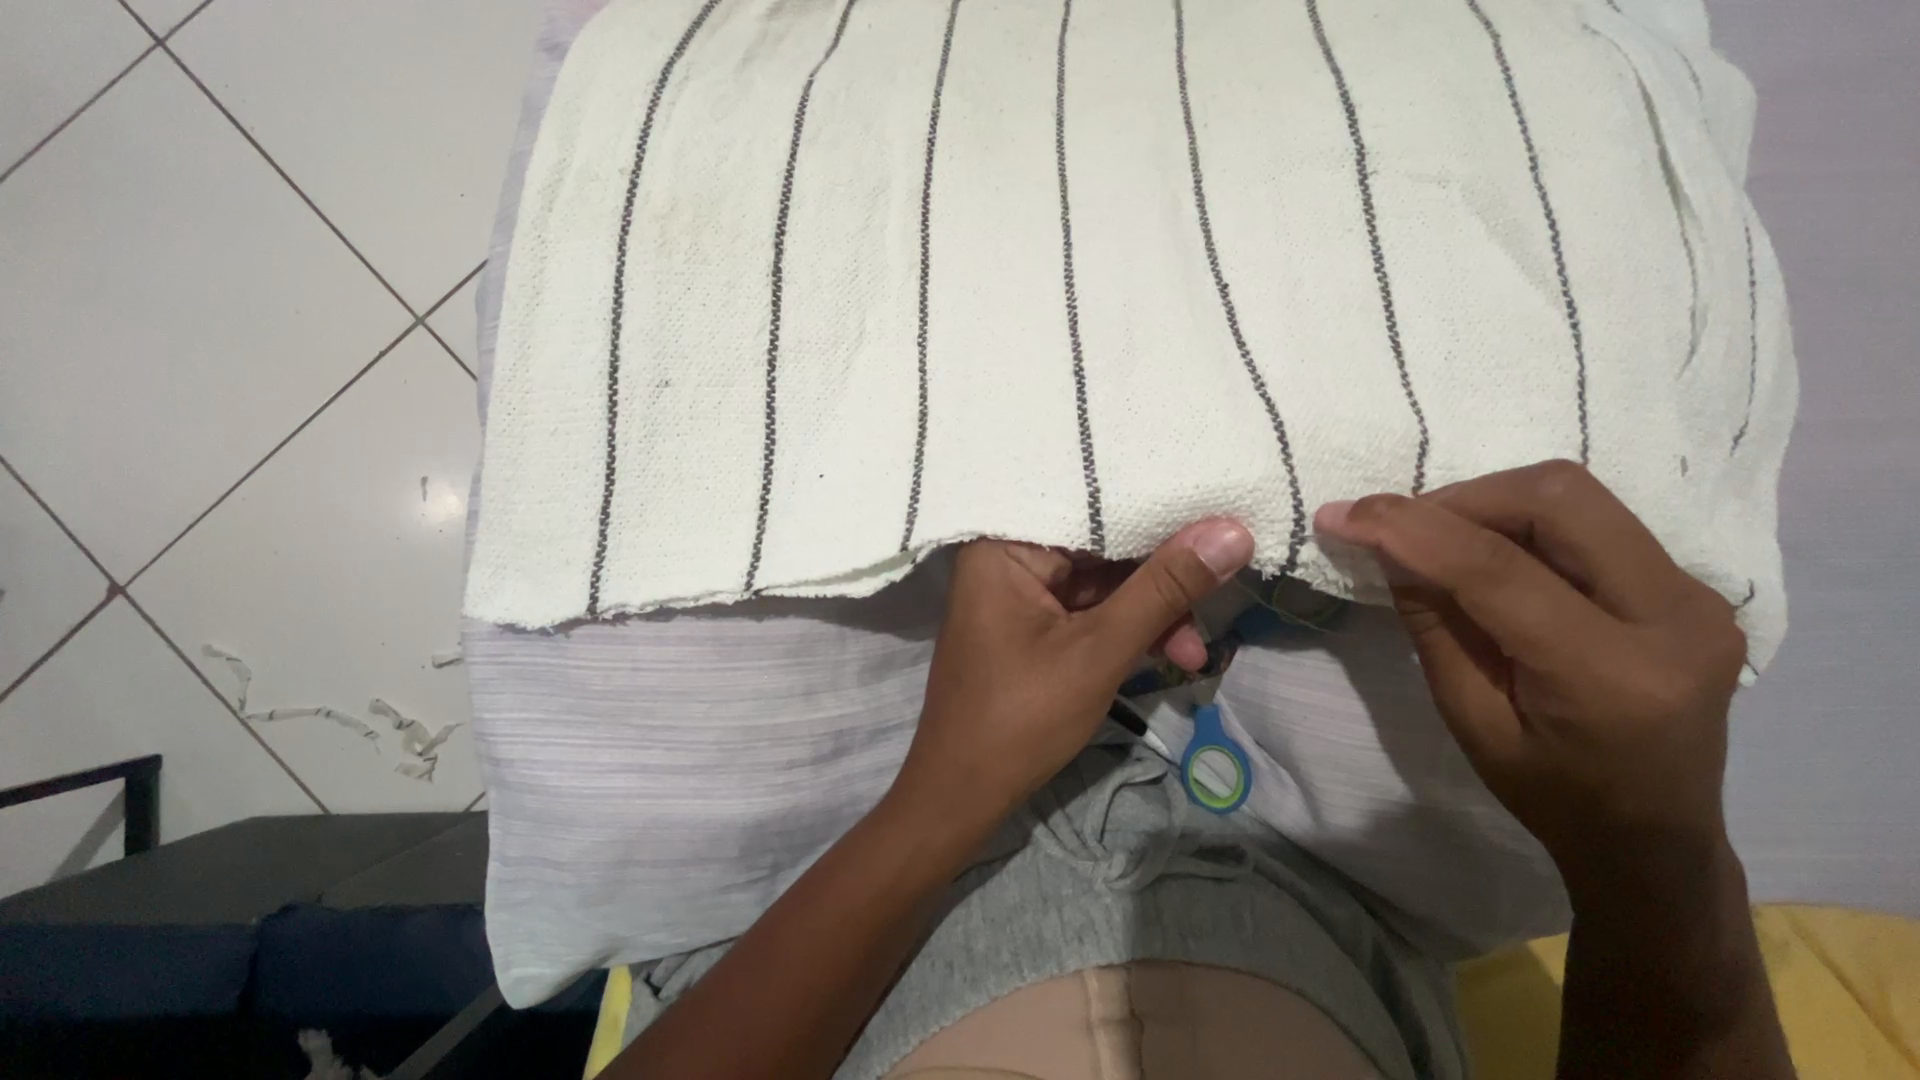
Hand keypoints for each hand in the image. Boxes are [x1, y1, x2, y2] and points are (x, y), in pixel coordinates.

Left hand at [891, 520, 1254, 824]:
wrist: (962, 794)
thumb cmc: (1020, 718)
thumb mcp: (1099, 650)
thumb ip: (1165, 589)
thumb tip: (1234, 531)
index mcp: (1005, 544)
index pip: (1095, 507)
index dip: (1162, 513)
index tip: (1224, 518)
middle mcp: (1007, 555)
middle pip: (1102, 545)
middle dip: (1163, 579)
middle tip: (1224, 589)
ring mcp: (1018, 592)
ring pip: (1103, 582)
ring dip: (1152, 613)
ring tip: (1194, 650)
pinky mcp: (1031, 624)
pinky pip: (1090, 610)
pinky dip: (1127, 630)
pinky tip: (1171, 653)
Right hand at [1314, 461, 1744, 896]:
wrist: (1654, 835)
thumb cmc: (1550, 793)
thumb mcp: (1470, 719)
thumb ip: (1434, 624)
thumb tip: (1389, 545)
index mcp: (1610, 675)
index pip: (1498, 569)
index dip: (1411, 529)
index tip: (1342, 515)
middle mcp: (1674, 619)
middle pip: (1558, 500)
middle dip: (1462, 498)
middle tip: (1404, 529)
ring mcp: (1697, 595)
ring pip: (1578, 498)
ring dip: (1492, 503)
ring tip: (1440, 539)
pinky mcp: (1692, 586)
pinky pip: (1596, 522)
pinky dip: (1525, 522)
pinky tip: (1492, 555)